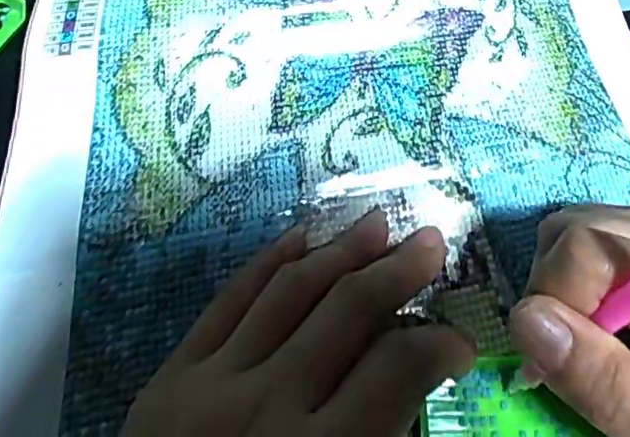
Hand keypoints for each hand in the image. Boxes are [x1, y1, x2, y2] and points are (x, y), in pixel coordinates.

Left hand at [124, 210, 475, 436]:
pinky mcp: (169, 377)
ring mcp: (212, 384)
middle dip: (400, 269)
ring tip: (378, 221)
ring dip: (342, 249)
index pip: (399, 369)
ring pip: (293, 289)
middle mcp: (269, 407)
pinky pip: (229, 298)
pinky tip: (302, 236)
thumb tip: (417, 387)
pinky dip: (269, 262)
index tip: (460, 344)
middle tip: (432, 241)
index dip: (440, 345)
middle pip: (350, 308)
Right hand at [510, 204, 629, 436]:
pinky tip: (616, 318)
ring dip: (568, 281)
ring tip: (598, 344)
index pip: (598, 252)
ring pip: (584, 219)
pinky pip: (603, 226)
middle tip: (574, 365)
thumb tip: (525, 319)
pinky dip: (588, 270)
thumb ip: (612, 389)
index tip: (548, 374)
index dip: (554, 304)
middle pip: (582, 226)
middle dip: (555, 293)